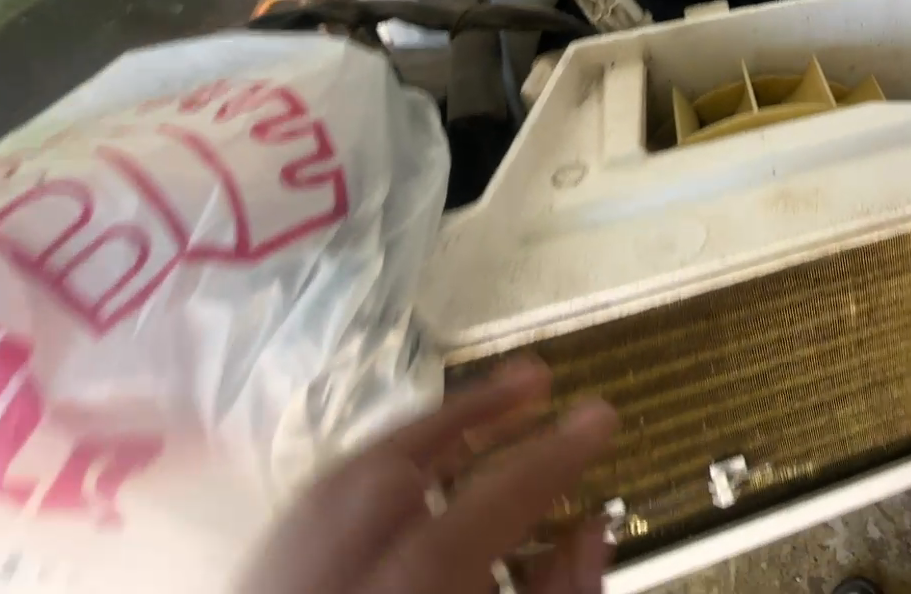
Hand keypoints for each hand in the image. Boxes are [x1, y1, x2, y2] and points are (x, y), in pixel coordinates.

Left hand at [241, 357, 617, 593]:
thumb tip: (591, 524)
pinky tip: (427, 465)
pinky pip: (307, 525)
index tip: (602, 415)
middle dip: (464, 418)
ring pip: (328, 496)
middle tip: (539, 379)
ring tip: (493, 402)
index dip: (540, 464)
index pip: (460, 531)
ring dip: (421, 436)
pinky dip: (376, 480)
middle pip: (367, 492)